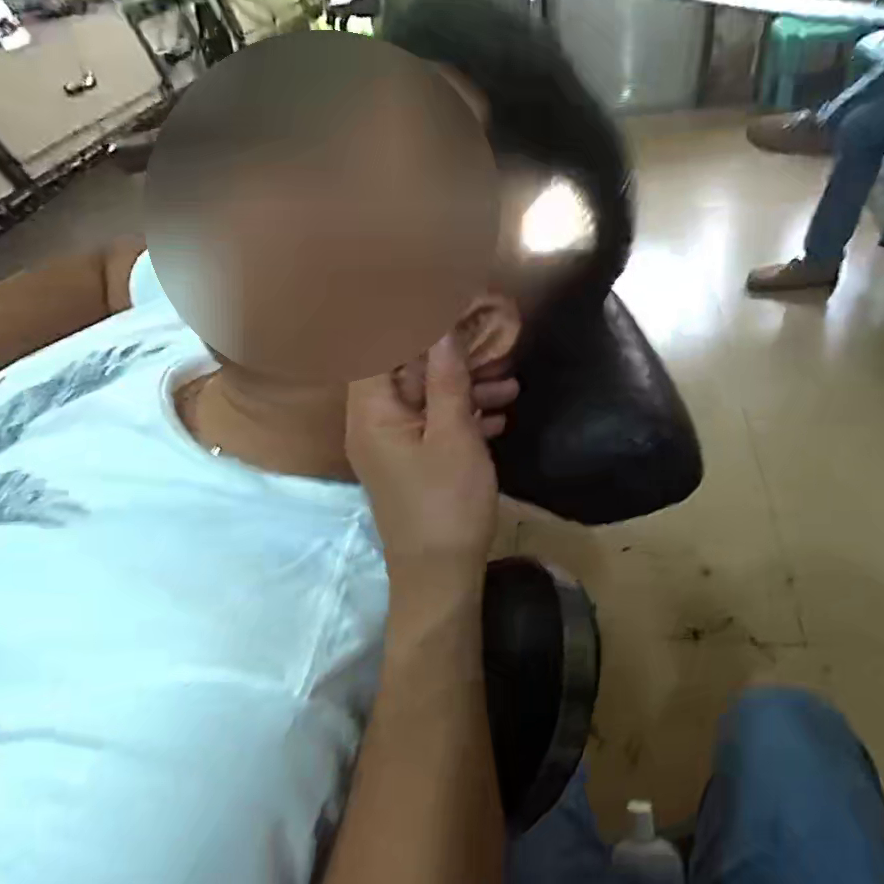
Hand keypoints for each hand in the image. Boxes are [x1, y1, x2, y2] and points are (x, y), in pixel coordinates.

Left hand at [346, 335, 499, 605]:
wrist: (440, 574)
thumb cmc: (446, 503)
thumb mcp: (454, 436)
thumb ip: (448, 380)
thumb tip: (441, 328)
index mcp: (373, 413)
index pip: (379, 350)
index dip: (411, 325)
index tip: (449, 309)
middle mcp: (375, 424)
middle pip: (407, 373)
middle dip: (452, 358)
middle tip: (493, 347)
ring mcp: (394, 446)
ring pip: (428, 401)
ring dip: (466, 389)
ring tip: (511, 385)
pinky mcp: (414, 464)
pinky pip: (435, 427)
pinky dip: (464, 417)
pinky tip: (500, 415)